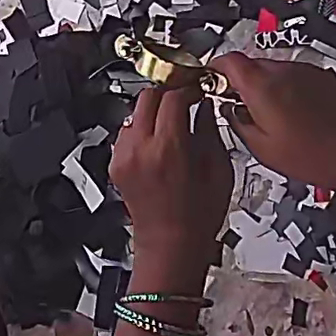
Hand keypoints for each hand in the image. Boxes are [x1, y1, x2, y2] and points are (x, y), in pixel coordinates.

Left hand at [110, 85, 232, 287]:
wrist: (170, 245)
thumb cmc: (197, 217)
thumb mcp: (219, 170)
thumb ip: (209, 131)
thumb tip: (204, 106)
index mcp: (169, 148)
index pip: (173, 97)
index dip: (189, 89)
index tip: (198, 91)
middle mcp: (140, 149)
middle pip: (147, 97)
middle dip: (168, 93)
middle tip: (184, 98)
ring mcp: (124, 157)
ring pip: (134, 113)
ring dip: (153, 112)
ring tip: (172, 124)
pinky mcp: (116, 165)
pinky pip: (126, 134)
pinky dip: (142, 131)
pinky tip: (158, 143)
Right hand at [211, 53, 335, 200]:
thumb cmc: (318, 154)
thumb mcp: (262, 148)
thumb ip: (238, 122)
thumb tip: (229, 111)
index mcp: (262, 86)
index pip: (227, 59)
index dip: (213, 67)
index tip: (208, 78)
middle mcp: (283, 71)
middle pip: (249, 63)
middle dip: (237, 80)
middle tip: (234, 103)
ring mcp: (304, 71)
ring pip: (270, 69)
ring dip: (261, 85)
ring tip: (265, 115)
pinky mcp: (321, 76)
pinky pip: (291, 76)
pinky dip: (283, 89)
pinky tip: (288, 115)